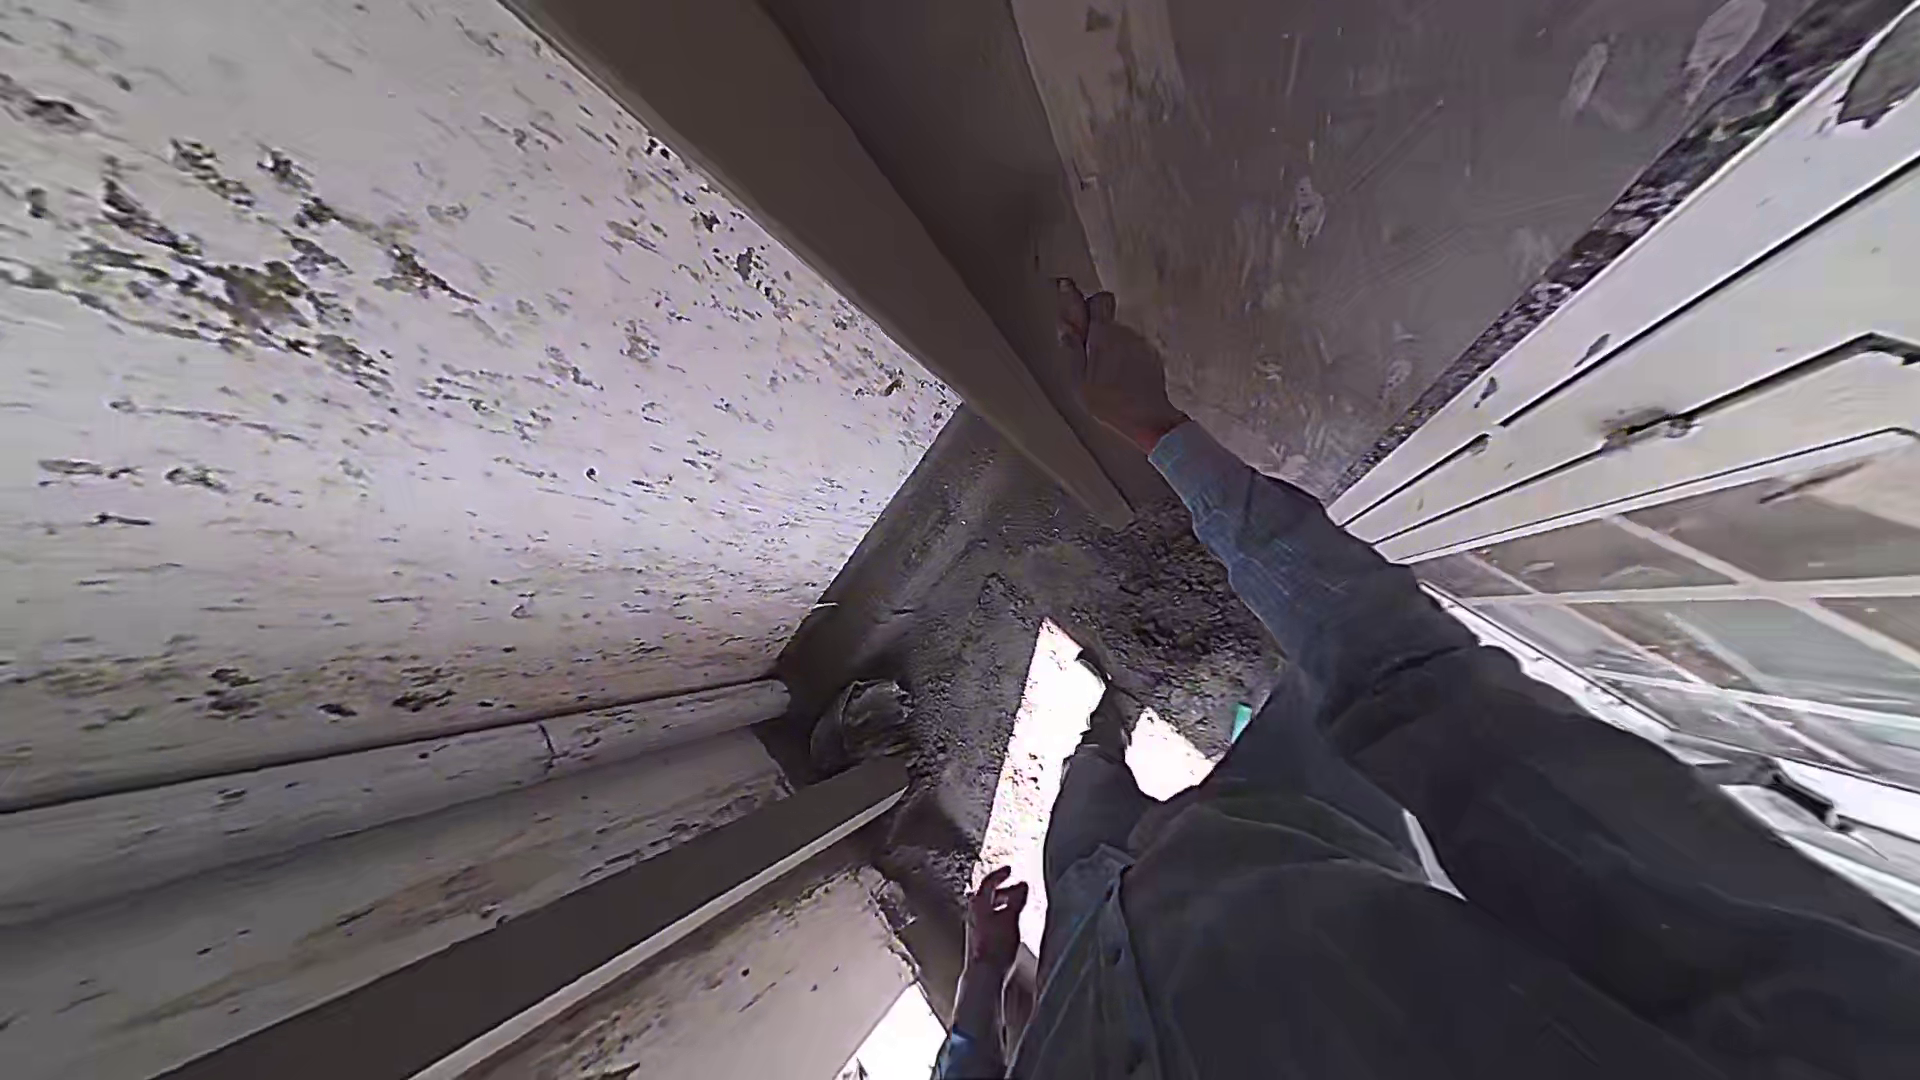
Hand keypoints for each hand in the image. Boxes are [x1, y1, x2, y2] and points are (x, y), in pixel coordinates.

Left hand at [965, 866, 1028, 973]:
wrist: (983, 976)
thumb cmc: (996, 946)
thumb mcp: (1011, 918)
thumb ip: (1016, 900)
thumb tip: (1023, 885)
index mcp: (978, 903)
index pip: (988, 882)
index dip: (1000, 874)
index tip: (1010, 870)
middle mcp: (973, 913)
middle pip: (988, 895)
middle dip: (1004, 890)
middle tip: (1019, 889)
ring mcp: (973, 927)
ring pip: (988, 908)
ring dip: (1002, 904)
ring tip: (1016, 907)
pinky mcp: (977, 940)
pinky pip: (989, 920)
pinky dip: (999, 915)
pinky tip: (1009, 924)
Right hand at [1057, 278, 1187, 451]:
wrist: (1148, 418)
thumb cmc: (1110, 403)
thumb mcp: (1078, 381)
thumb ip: (1072, 349)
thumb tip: (1065, 327)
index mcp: (1103, 336)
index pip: (1096, 300)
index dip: (1081, 297)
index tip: (1067, 289)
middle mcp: (1124, 334)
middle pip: (1105, 315)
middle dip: (1093, 326)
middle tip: (1084, 349)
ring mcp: (1139, 343)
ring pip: (1117, 332)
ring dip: (1107, 344)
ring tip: (1102, 373)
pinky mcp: (1149, 355)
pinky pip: (1130, 347)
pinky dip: (1122, 356)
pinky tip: (1118, 378)